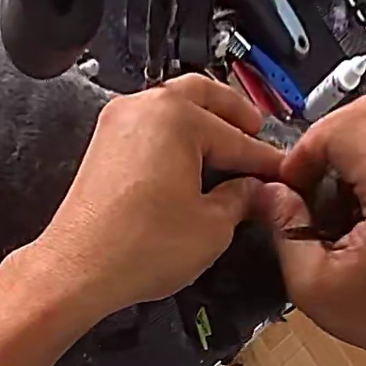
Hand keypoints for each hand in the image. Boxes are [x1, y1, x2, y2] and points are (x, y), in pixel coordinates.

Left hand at [22, 75, 284, 320]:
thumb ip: (240, 200)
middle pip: (202, 97)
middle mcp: (144, 108)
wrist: (82, 269)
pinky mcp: (106, 148)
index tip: (283, 174)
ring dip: (205, 123)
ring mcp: (119, 125)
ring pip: (173, 109)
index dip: (265, 159)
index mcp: (176, 117)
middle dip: (235, 115)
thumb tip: (252, 191)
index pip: (237, 137)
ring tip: (228, 150)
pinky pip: (152, 131)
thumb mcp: (213, 228)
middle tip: (258, 133)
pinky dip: (178, 140)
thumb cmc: (141, 248)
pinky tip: (194, 166)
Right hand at [257, 93, 365, 365]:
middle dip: (326, 140)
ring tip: (333, 194)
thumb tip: (267, 190)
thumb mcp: (313, 283)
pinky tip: (357, 198)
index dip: (307, 149)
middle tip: (309, 181)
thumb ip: (284, 228)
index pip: (344, 127)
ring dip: (348, 147)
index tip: (294, 183)